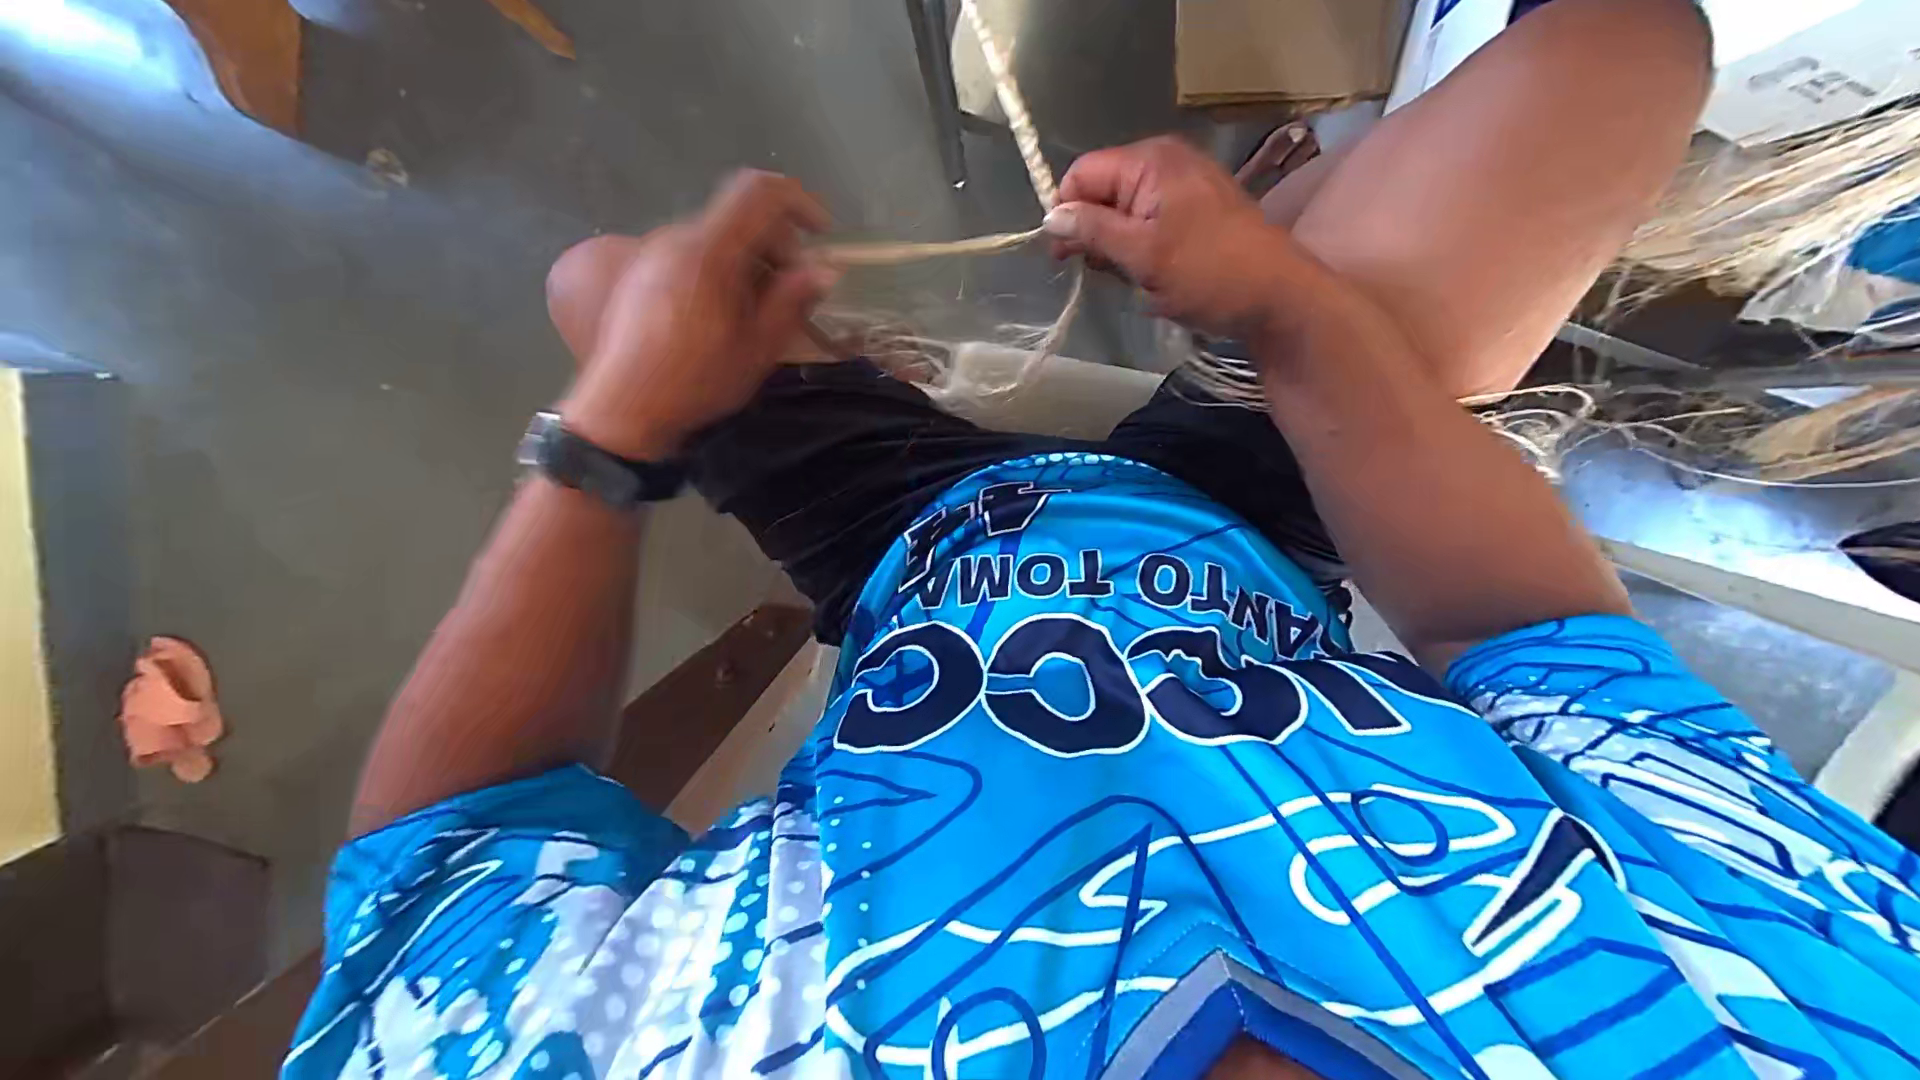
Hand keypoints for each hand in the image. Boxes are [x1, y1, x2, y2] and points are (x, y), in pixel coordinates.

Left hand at [546, 171, 834, 460]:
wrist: (625, 407)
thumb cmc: (697, 382)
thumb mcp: (758, 349)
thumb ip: (791, 301)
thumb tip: (824, 270)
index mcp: (709, 251)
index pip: (759, 192)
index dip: (799, 202)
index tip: (821, 234)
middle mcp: (677, 238)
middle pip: (740, 215)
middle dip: (778, 244)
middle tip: (795, 289)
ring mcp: (654, 252)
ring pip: (718, 236)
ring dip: (752, 261)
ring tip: (762, 309)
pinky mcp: (642, 271)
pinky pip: (694, 253)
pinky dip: (724, 269)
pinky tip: (728, 313)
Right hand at [1044, 136, 1356, 351]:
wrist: (1275, 297)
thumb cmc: (1208, 273)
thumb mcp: (1143, 254)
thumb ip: (1093, 231)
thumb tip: (1050, 217)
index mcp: (1150, 162)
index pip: (1083, 173)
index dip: (1065, 212)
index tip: (1062, 256)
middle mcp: (1163, 163)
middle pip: (1101, 191)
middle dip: (1091, 232)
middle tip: (1099, 272)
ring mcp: (1180, 187)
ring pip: (1121, 212)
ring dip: (1114, 247)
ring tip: (1129, 277)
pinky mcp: (1191, 211)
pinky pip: (1145, 224)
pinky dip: (1136, 250)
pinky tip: (1146, 274)